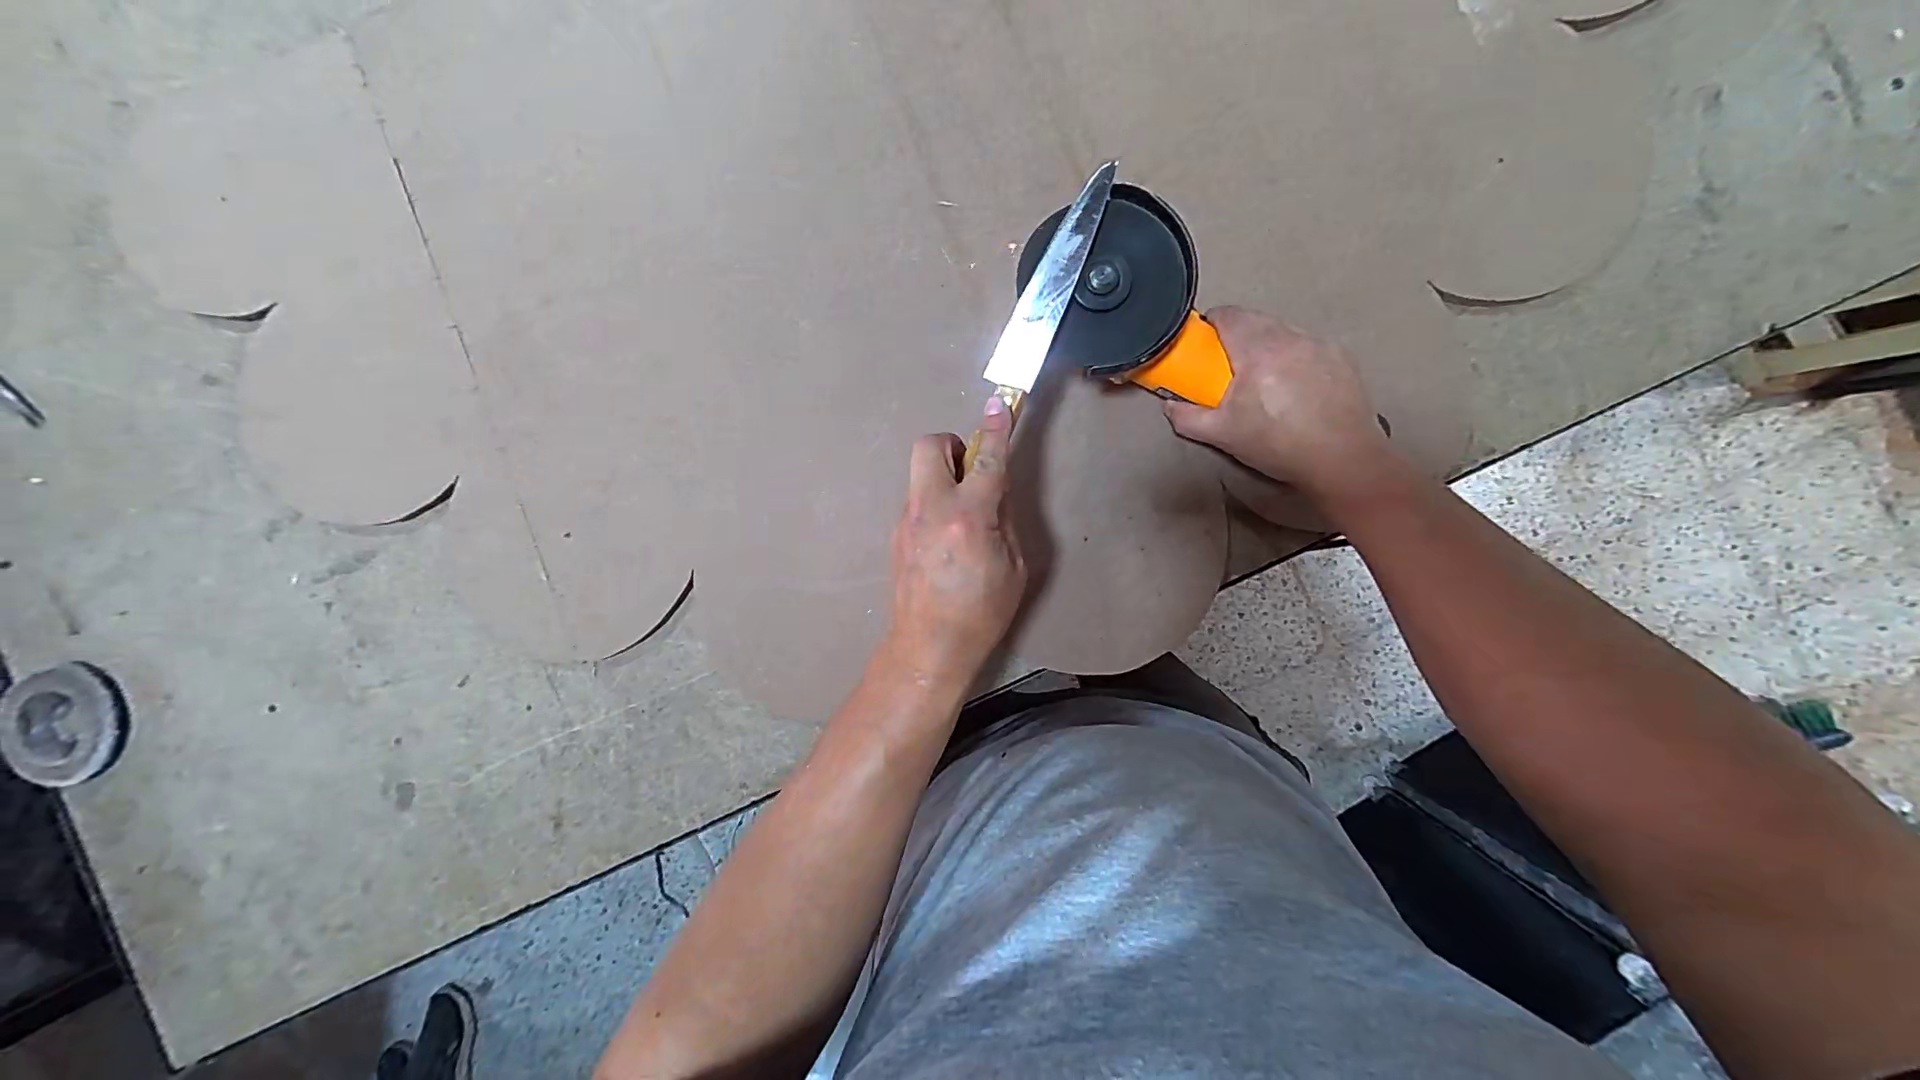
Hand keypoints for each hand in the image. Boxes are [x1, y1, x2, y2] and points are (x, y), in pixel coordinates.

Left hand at [887, 396, 1026, 683]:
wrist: (929, 647)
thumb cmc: (981, 613)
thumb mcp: (1014, 567)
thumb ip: (1005, 519)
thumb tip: (996, 491)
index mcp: (968, 517)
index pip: (987, 460)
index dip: (997, 428)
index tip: (1000, 404)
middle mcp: (931, 509)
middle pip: (930, 445)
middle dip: (953, 444)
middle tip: (972, 471)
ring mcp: (906, 521)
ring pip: (921, 474)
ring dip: (944, 477)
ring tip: (964, 515)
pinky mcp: (896, 535)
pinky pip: (917, 501)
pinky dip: (935, 503)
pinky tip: (947, 540)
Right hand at [1163, 306, 1399, 499]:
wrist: (1340, 460)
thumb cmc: (1281, 445)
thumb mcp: (1222, 435)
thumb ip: (1188, 417)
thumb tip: (1171, 406)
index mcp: (1258, 351)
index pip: (1227, 314)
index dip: (1209, 326)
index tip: (1203, 347)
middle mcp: (1291, 339)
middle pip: (1254, 321)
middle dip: (1235, 340)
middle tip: (1227, 372)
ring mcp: (1319, 345)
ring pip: (1281, 333)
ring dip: (1265, 349)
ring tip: (1261, 384)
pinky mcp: (1340, 358)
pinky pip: (1306, 347)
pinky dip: (1293, 360)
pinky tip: (1292, 391)